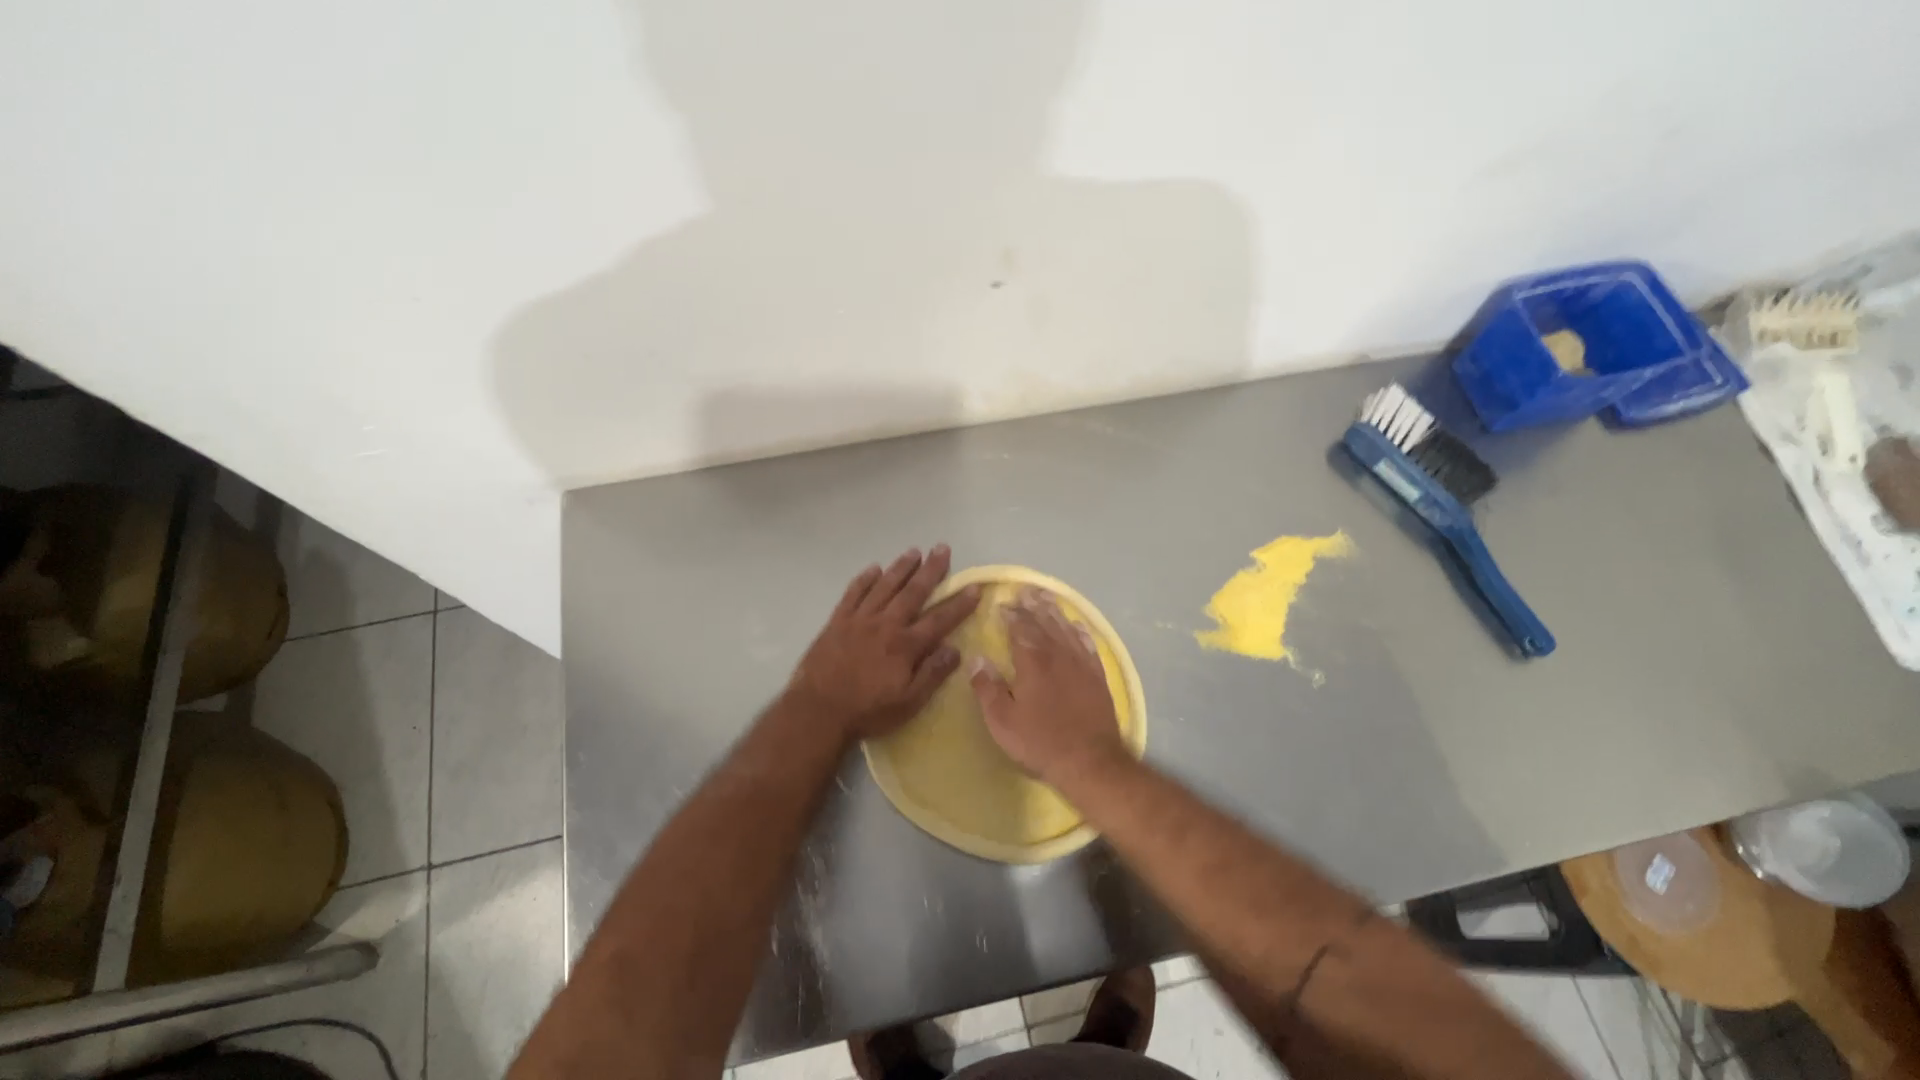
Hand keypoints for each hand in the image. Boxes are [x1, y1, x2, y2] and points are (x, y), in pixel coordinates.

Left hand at [785, 544, 980, 740]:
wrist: (818, 710)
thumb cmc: (868, 711)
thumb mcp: (908, 702)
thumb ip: (932, 674)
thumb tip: (955, 649)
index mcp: (905, 645)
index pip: (939, 620)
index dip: (958, 603)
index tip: (974, 587)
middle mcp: (885, 625)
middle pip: (913, 592)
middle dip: (930, 570)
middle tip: (942, 548)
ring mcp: (859, 620)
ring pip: (884, 586)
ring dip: (900, 568)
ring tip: (914, 551)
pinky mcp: (837, 621)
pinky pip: (853, 593)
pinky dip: (865, 579)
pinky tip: (873, 569)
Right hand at [970, 587, 1127, 784]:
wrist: (1090, 761)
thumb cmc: (1040, 742)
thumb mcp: (1002, 721)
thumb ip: (988, 687)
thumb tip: (977, 658)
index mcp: (1032, 662)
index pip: (1019, 628)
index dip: (1010, 614)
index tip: (1001, 603)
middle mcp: (1058, 654)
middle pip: (1044, 622)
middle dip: (1032, 605)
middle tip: (1024, 591)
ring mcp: (1082, 664)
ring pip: (1066, 629)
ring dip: (1054, 612)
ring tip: (1046, 598)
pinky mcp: (1098, 676)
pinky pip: (1088, 644)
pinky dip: (1080, 631)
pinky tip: (1076, 625)